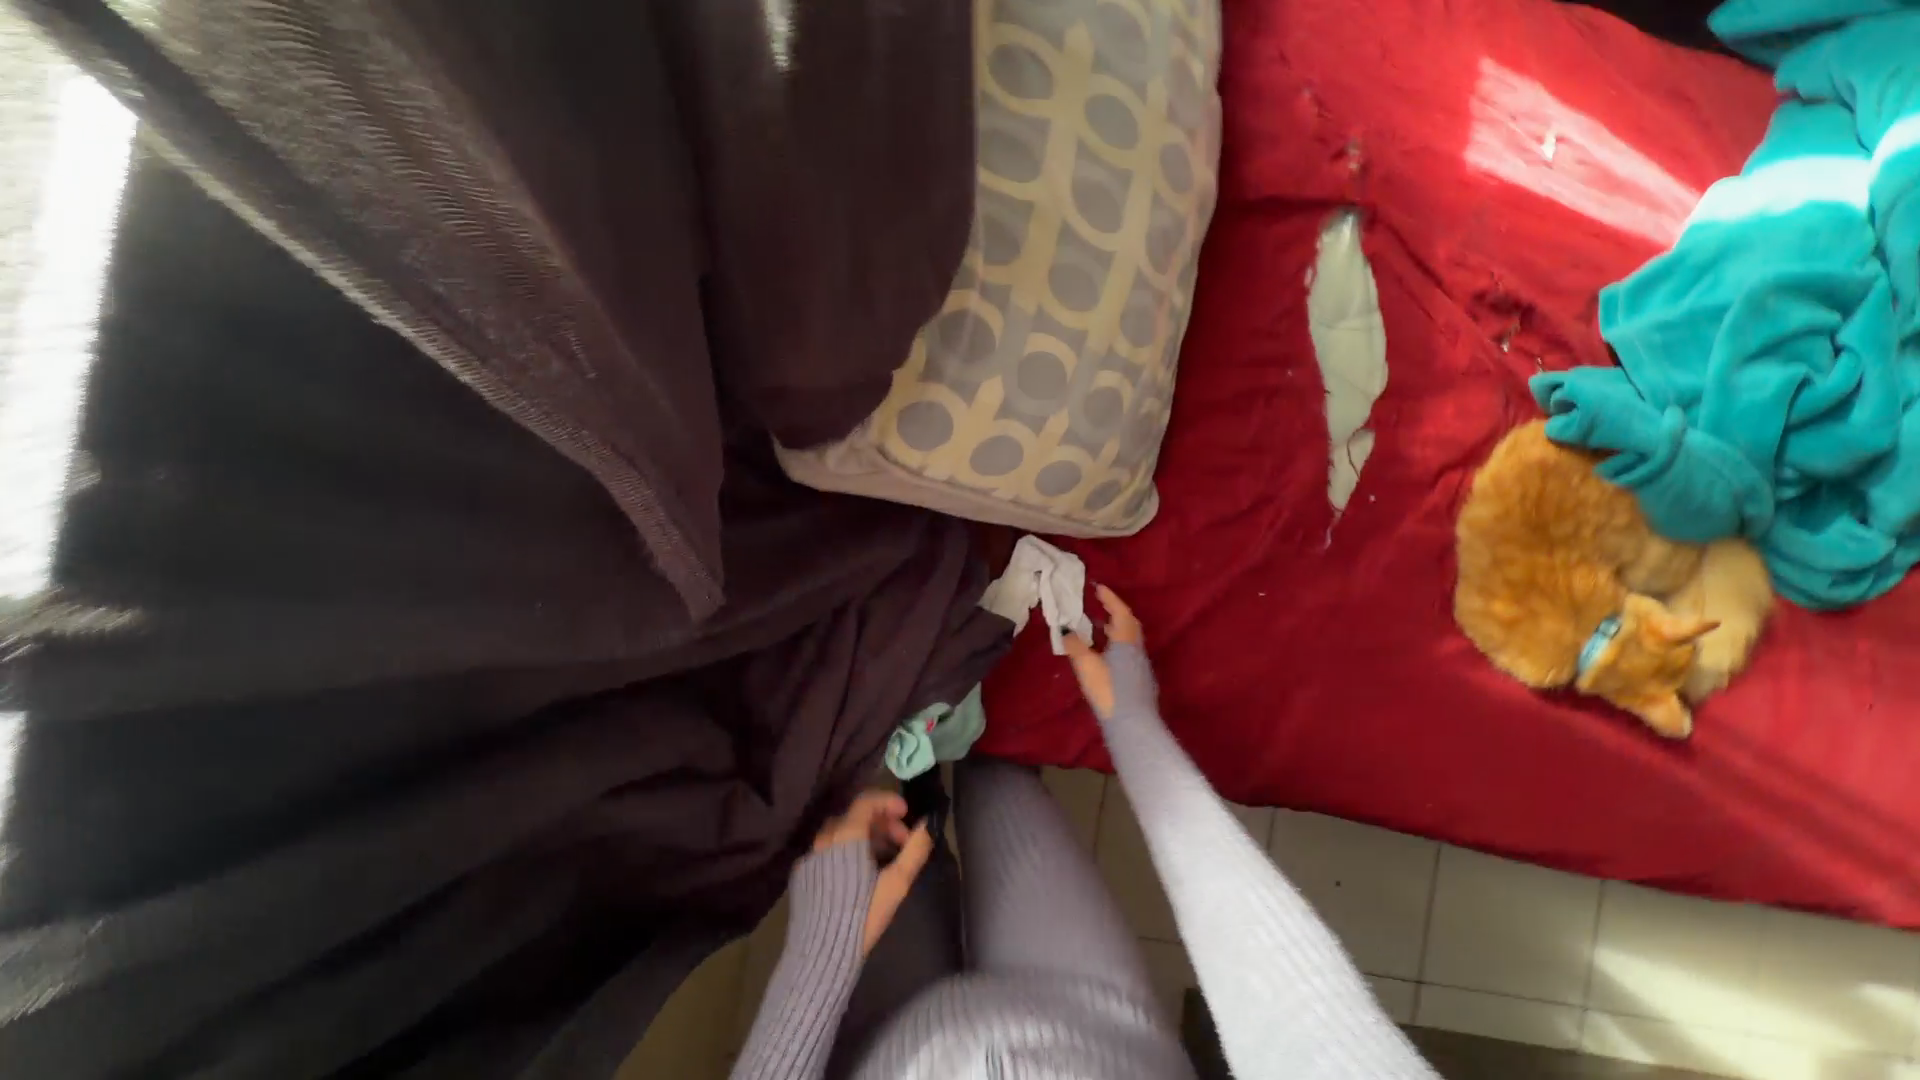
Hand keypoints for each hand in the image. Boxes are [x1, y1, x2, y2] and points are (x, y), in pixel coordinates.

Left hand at [812, 790, 933, 954]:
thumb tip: (929, 824)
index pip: (866, 802)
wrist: (821, 952)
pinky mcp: (803, 874)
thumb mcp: (896, 883)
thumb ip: (915, 849)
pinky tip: (860, 874)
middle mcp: (824, 839)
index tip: (906, 813)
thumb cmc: (863, 914)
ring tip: (885, 858)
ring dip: (866, 836)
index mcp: (845, 836)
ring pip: (841, 833)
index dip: (889, 802)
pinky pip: (828, 850)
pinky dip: (847, 850)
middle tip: (901, 841)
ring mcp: (810, 856)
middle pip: (854, 816)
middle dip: (882, 822)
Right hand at [1062, 585, 1142, 718]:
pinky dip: (1119, 646)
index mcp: (1126, 641)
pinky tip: (1109, 656)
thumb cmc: (1109, 690)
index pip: (1121, 612)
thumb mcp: (1086, 666)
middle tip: (1102, 606)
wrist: (1133, 723)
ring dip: (1117, 630)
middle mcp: (1137, 649)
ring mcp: (1142, 666)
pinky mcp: (1142, 680)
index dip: (1110, 599)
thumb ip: (1076, 646)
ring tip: (1102, 629)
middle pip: (1130, 624)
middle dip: (1116, 612)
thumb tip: (1067, 631)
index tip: (1099, 588)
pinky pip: (1130, 653)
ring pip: (1131, 640)